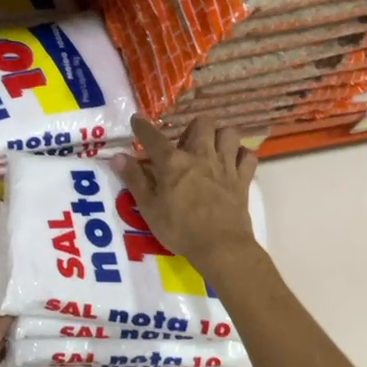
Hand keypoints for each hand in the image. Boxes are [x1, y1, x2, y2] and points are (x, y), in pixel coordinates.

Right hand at [113, 114, 260, 273]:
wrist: (220, 246)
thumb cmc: (179, 229)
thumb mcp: (149, 208)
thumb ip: (134, 179)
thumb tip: (118, 156)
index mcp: (173, 163)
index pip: (153, 137)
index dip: (142, 127)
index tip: (136, 120)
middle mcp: (200, 156)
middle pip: (202, 123)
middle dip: (193, 127)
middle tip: (186, 142)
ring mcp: (225, 166)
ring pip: (229, 134)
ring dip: (220, 137)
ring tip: (211, 148)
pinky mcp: (243, 180)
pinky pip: (248, 157)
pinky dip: (241, 156)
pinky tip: (233, 163)